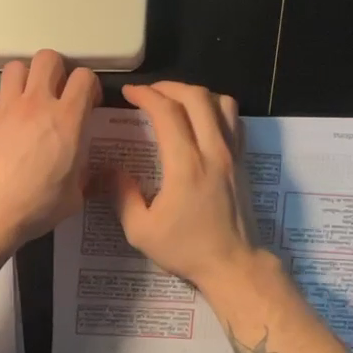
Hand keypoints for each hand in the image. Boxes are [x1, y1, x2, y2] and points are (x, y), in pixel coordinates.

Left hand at [0, 50, 99, 254]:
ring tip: (24, 99)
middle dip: (55, 70)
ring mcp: (6, 109)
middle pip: (48, 58)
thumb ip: (84, 176)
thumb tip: (89, 174)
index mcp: (67, 120)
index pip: (84, 77)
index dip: (89, 86)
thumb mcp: (75, 196)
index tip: (88, 104)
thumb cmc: (38, 207)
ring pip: (14, 67)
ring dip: (22, 78)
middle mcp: (37, 104)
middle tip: (56, 93)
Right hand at [110, 82, 259, 288]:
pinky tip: (201, 121)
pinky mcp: (244, 161)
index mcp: (185, 165)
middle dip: (169, 87)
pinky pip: (234, 120)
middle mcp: (213, 151)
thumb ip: (122, 196)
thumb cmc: (186, 250)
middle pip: (196, 97)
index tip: (128, 94)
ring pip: (221, 103)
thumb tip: (108, 171)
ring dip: (196, 94)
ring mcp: (233, 154)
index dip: (145, 95)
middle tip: (149, 93)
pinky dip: (216, 109)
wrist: (233, 265)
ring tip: (176, 102)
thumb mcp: (141, 231)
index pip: (167, 112)